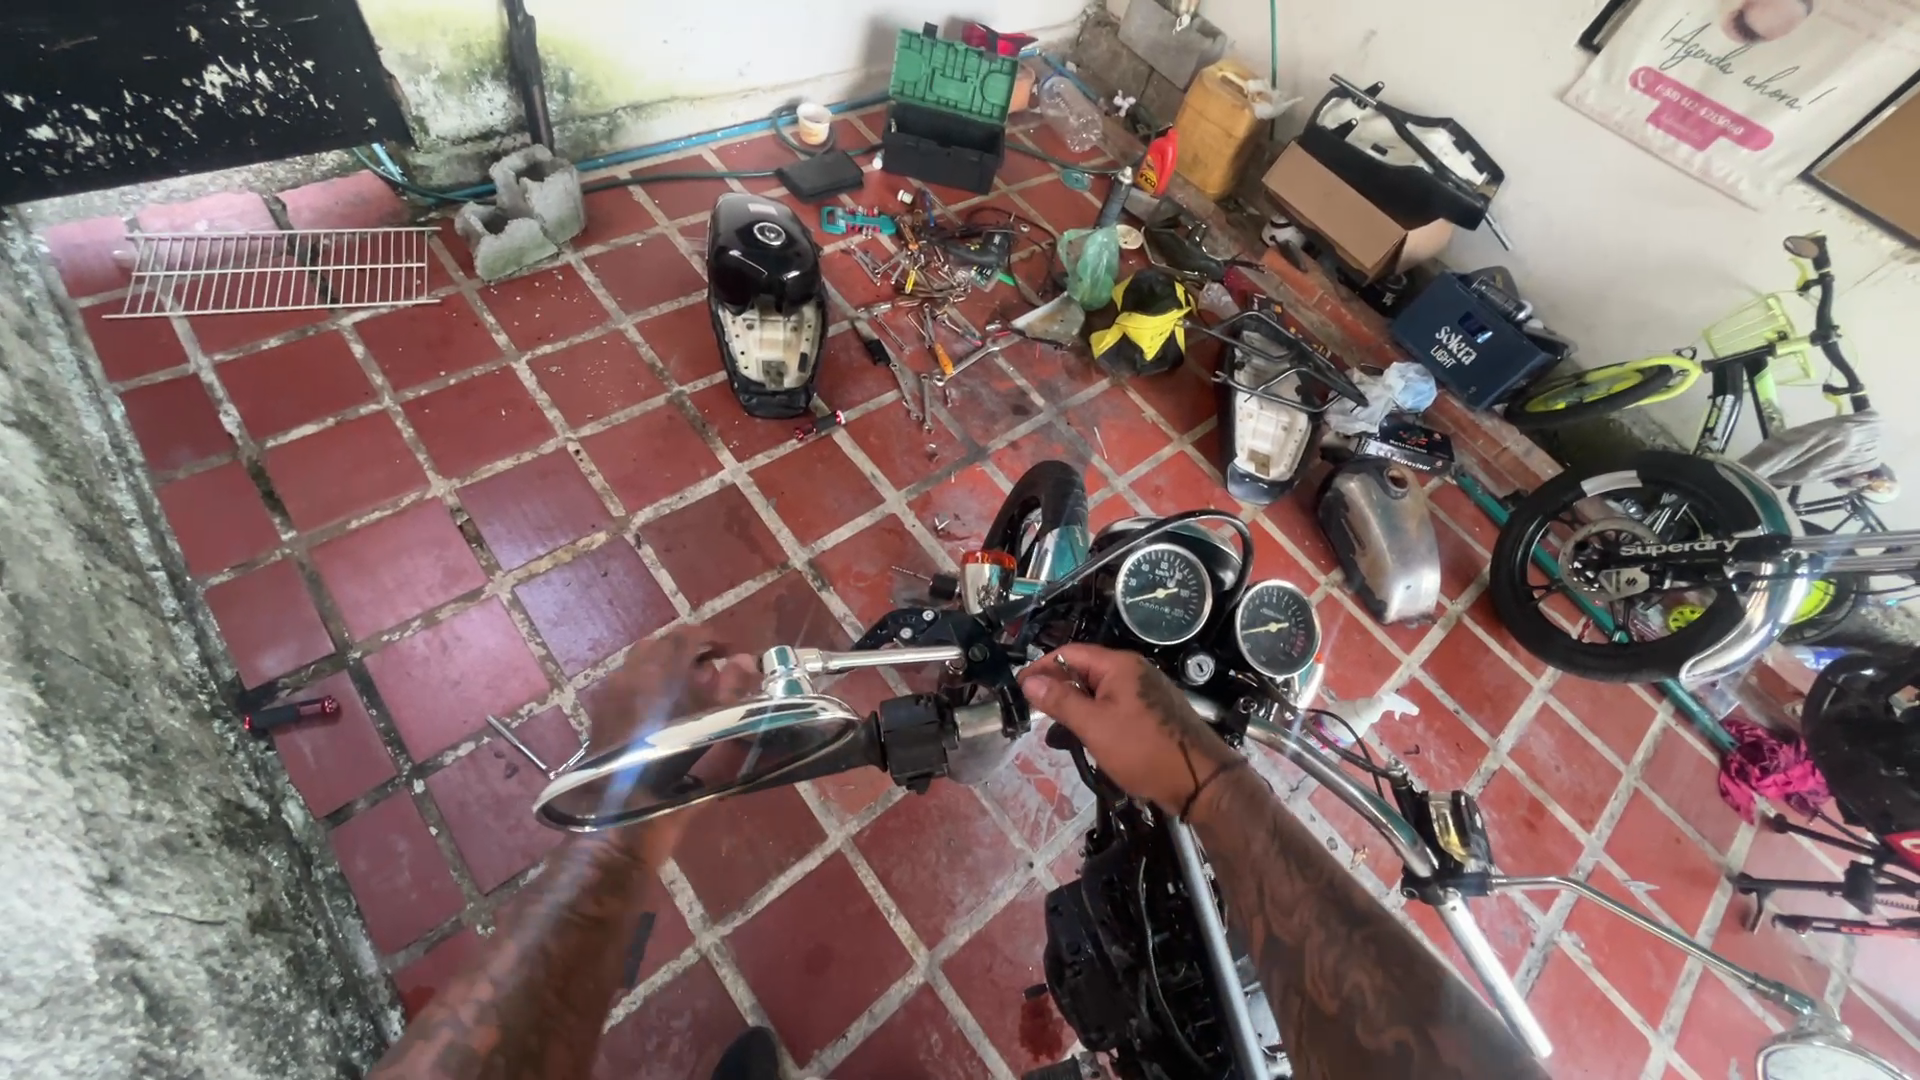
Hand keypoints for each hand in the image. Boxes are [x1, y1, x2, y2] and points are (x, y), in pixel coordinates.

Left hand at [580, 628, 759, 862]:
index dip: (714, 638)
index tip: (731, 653)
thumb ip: (733, 686)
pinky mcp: (601, 711)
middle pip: (662, 644)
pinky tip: (666, 709)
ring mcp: (611, 691)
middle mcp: (632, 672)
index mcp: (661, 670)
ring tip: (691, 689)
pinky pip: (629, 682)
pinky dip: (649, 684)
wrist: (628, 811)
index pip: (688, 635)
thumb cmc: (681, 766)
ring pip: (642, 662)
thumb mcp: (719, 724)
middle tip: (713, 669)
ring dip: (668, 666)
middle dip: (689, 650)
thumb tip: (743, 660)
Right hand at [1018, 644, 1238, 815]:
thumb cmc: (1144, 750)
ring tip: (1060, 732)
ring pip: (1098, 691)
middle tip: (1037, 714)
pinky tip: (1090, 739)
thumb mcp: (1094, 726)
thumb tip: (1029, 681)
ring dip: (1076, 707)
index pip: (1070, 653)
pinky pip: (1114, 706)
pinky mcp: (1152, 713)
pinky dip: (1096, 718)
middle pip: (1084, 671)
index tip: (1020, 688)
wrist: (1201, 781)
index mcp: (1119, 665)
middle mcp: (1133, 671)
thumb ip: (1060, 701)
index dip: (1042, 668)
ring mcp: (1145, 692)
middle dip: (1058, 690)